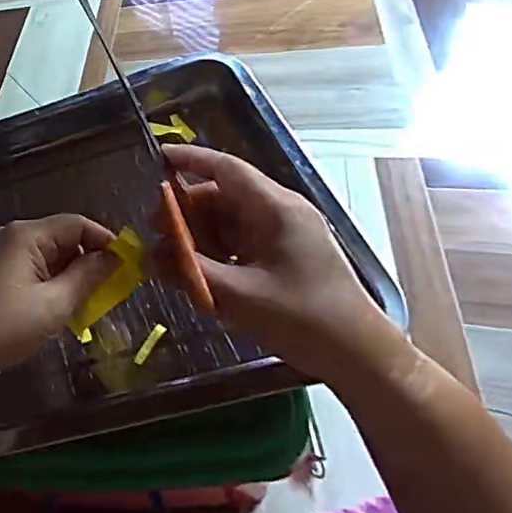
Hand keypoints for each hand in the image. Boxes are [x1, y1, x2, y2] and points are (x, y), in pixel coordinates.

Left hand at [0, 214, 118, 397]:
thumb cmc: (4, 326)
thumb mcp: (55, 304)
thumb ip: (87, 277)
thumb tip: (113, 258)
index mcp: (27, 235)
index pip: (77, 224)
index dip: (105, 240)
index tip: (128, 263)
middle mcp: (14, 237)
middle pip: (65, 237)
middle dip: (91, 259)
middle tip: (115, 286)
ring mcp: (4, 255)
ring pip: (52, 255)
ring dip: (74, 274)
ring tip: (94, 300)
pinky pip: (37, 269)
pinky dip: (56, 283)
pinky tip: (67, 306)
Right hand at [165, 145, 403, 383]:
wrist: (360, 356)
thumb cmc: (304, 318)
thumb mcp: (240, 296)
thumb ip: (192, 272)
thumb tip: (151, 257)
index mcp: (276, 208)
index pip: (226, 168)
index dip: (191, 159)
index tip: (159, 157)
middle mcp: (280, 212)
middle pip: (223, 195)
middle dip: (187, 210)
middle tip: (155, 231)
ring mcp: (283, 234)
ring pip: (229, 221)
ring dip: (200, 236)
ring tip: (169, 259)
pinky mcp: (283, 255)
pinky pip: (241, 242)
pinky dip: (217, 252)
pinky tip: (197, 272)